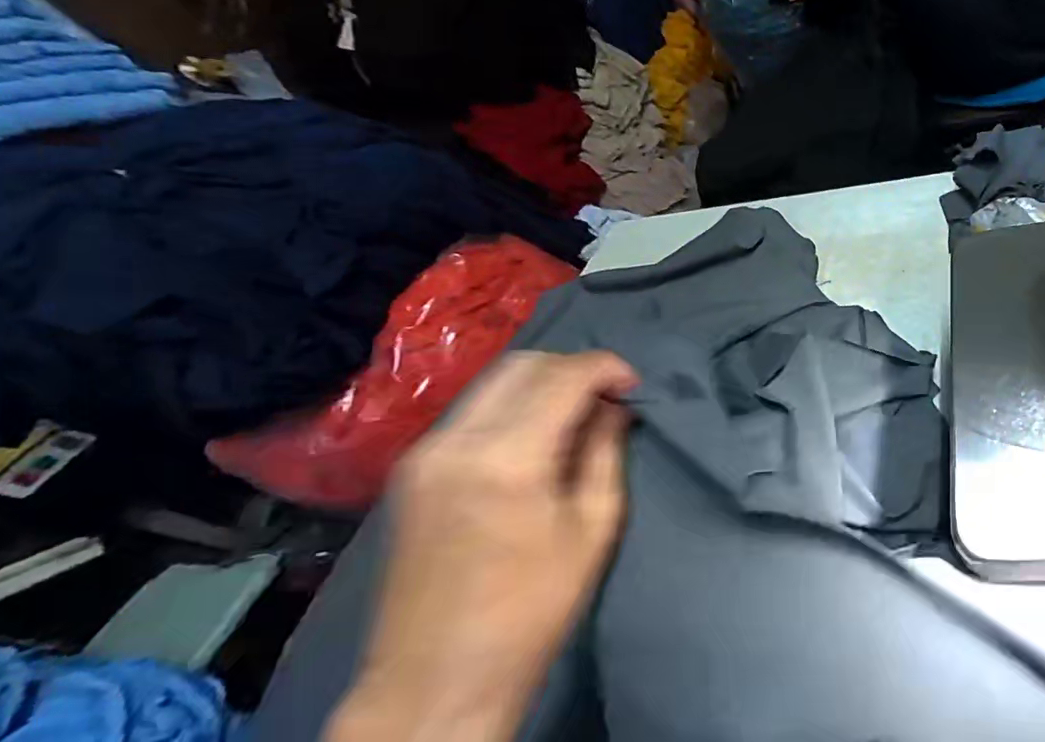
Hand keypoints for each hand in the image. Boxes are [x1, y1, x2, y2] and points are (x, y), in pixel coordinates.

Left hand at [326, 352, 638, 741]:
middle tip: (607, 394)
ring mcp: (425, 452)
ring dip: (543, 381)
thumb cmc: (530, 610)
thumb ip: (605, 452)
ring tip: (576, 411)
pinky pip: (473, 408)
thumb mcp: (593, 527)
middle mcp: (457, 441)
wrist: (434, 680)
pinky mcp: (412, 469)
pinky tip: (535, 432)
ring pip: (494, 380)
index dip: (607, 368)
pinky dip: (513, 402)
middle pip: (524, 364)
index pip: (564, 376)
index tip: (632, 385)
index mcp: (507, 459)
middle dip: (574, 367)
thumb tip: (613, 407)